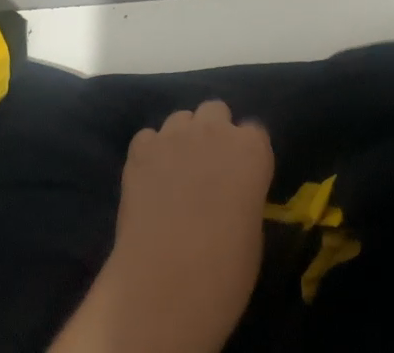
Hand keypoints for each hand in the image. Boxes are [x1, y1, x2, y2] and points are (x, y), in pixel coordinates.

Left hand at [50, 100, 273, 352]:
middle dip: (213, 133)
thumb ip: (244, 194)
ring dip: (182, 138)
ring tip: (176, 173)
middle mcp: (214, 131)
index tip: (241, 176)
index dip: (246, 153)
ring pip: (180, 119)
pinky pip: (148, 137)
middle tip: (208, 169)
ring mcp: (173, 136)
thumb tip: (230, 193)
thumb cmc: (225, 269)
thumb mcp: (252, 228)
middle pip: (215, 111)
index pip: (254, 131)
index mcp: (252, 150)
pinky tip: (150, 180)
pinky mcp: (139, 150)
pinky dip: (151, 152)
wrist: (166, 282)